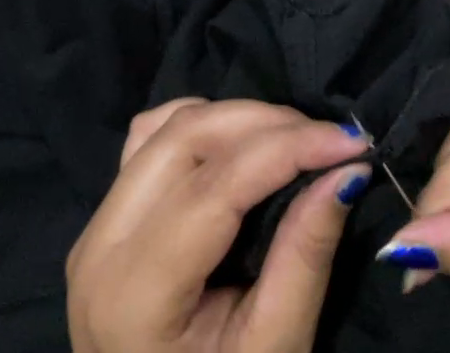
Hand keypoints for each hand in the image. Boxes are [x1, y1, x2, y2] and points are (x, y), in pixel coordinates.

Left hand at [68, 98, 373, 352]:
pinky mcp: (107, 217)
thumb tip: (346, 171)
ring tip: (296, 142)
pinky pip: (149, 139)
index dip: (288, 148)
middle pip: (185, 138)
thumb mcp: (274, 349)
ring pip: (166, 127)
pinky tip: (243, 146)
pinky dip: (202, 126)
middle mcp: (100, 244)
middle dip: (267, 123)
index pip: (215, 185)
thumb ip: (304, 256)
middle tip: (330, 140)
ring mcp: (96, 225)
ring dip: (237, 119)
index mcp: (131, 292)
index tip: (353, 141)